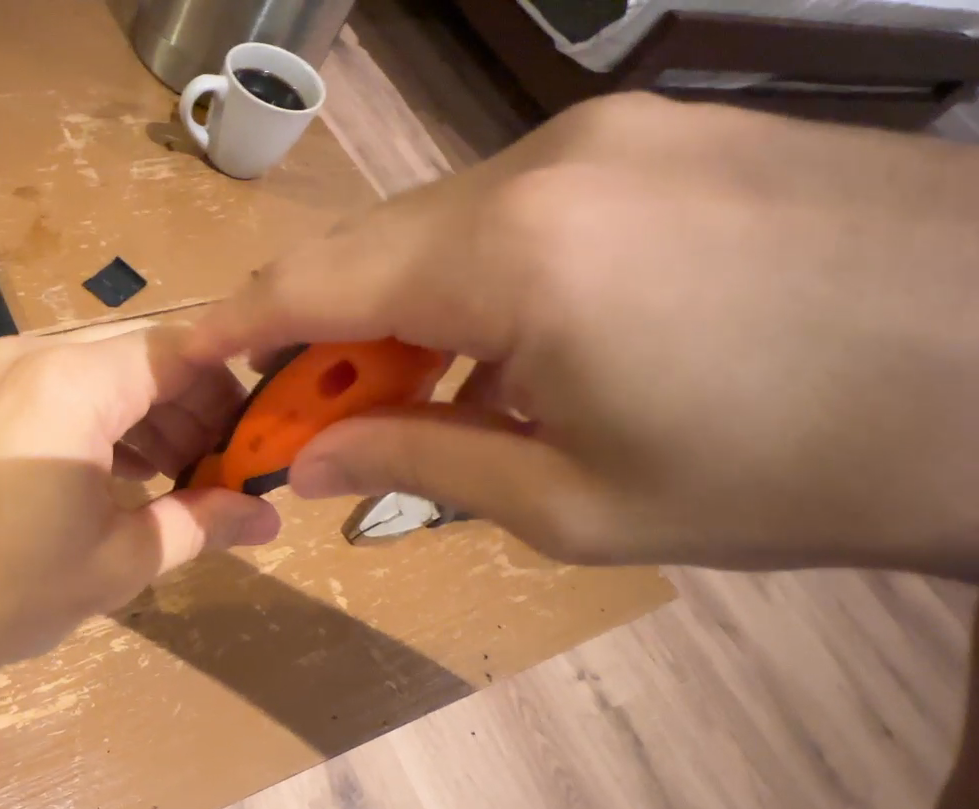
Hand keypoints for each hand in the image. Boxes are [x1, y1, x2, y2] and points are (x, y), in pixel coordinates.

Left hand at [0, 323, 281, 704]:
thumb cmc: (7, 593)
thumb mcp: (119, 561)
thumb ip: (201, 523)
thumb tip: (268, 518)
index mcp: (72, 381)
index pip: (182, 352)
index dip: (232, 391)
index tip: (263, 438)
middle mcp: (30, 355)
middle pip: (138, 359)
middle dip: (190, 410)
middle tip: (225, 472)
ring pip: (95, 375)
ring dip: (144, 420)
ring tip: (178, 481)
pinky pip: (53, 395)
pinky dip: (95, 426)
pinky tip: (118, 477)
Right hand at [182, 93, 978, 577]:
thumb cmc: (791, 470)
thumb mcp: (571, 503)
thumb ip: (413, 464)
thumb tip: (304, 459)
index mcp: (511, 255)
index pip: (311, 279)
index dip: (232, 324)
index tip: (186, 363)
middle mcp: (543, 163)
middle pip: (362, 245)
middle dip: (312, 333)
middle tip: (308, 416)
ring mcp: (609, 135)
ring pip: (432, 222)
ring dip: (392, 308)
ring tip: (418, 394)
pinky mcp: (662, 134)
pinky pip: (511, 206)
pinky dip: (467, 278)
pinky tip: (510, 342)